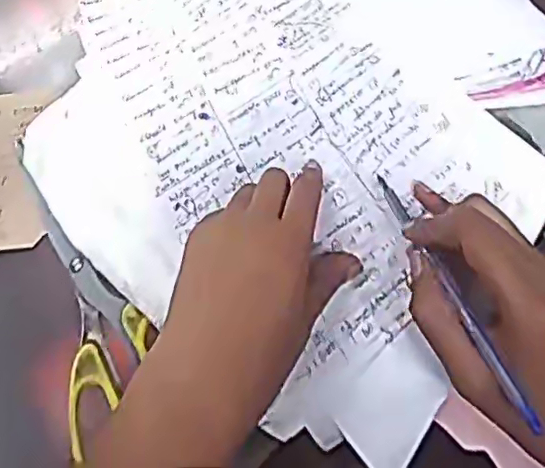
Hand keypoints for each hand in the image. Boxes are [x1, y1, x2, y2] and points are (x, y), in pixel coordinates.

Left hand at [89, 164, 360, 466]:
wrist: (202, 370)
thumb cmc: (257, 354)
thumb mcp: (303, 317)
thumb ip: (324, 278)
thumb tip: (346, 262)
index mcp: (289, 241)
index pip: (305, 192)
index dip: (311, 180)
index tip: (313, 175)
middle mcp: (255, 225)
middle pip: (272, 180)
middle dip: (284, 187)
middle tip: (290, 206)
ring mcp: (222, 227)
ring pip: (245, 194)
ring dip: (256, 203)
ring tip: (261, 234)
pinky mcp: (198, 236)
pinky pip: (219, 215)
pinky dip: (230, 224)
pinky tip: (233, 255)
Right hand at [406, 186, 544, 467]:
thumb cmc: (530, 411)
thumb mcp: (466, 374)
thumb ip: (433, 314)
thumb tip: (418, 264)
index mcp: (528, 302)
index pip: (474, 231)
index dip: (435, 225)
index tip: (411, 236)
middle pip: (485, 214)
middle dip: (443, 215)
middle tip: (415, 228)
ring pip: (495, 218)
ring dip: (458, 221)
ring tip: (428, 225)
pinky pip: (505, 235)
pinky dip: (475, 234)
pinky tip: (454, 245)